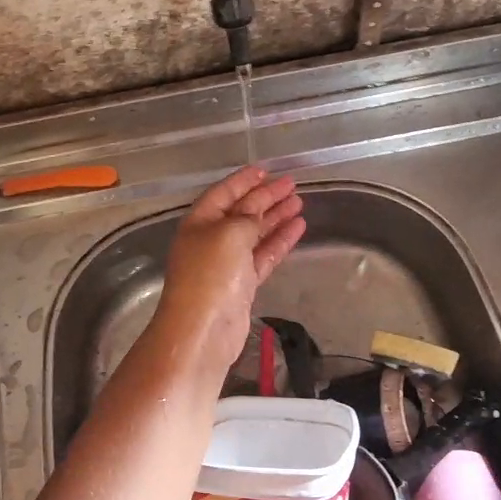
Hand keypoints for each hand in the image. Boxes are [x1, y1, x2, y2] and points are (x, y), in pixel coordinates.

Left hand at [152, 167, 305, 370]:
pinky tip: (298, 227)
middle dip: (265, 197)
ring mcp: (228, 263)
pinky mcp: (243, 284)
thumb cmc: (211, 274)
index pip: (223, 193)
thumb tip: (258, 214)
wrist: (203, 330)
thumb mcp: (230, 234)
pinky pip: (264, 255)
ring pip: (255, 233)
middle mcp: (211, 239)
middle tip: (292, 184)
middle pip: (241, 211)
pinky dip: (280, 241)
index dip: (243, 180)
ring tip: (300, 202)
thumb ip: (247, 218)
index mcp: (199, 221)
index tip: (265, 169)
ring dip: (276, 217)